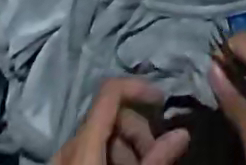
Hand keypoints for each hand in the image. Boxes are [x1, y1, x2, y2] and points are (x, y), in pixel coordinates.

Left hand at [52, 77, 191, 164]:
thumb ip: (156, 160)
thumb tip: (183, 132)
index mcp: (82, 145)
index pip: (109, 92)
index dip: (138, 88)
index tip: (163, 102)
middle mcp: (68, 147)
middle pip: (110, 116)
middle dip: (138, 132)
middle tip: (156, 158)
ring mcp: (62, 163)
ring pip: (102, 137)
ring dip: (127, 150)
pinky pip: (91, 154)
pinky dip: (112, 160)